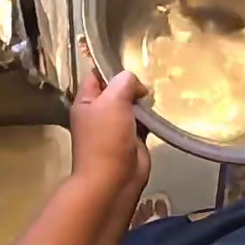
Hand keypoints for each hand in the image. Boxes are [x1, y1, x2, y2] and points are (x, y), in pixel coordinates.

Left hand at [69, 64, 150, 201]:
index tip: (131, 64)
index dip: (111, 68)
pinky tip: (158, 113)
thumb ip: (125, 82)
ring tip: (154, 96)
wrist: (113, 180)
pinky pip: (142, 122)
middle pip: (116, 89)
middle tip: (147, 83)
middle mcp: (99, 113)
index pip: (96, 75)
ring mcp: (115, 127)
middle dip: (132, 85)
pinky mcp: (132, 139)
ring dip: (143, 101)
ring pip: (131, 105)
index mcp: (86, 102)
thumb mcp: (113, 100)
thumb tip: (136, 85)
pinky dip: (150, 118)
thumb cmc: (107, 137)